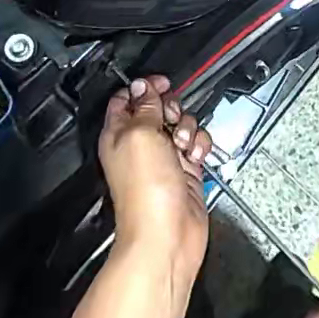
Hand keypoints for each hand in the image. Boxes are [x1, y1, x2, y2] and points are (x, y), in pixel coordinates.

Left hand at [97, 75, 212, 279]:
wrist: (167, 233)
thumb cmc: (145, 191)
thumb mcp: (141, 134)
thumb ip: (144, 107)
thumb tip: (143, 86)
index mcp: (118, 132)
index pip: (129, 97)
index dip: (145, 87)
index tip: (162, 83)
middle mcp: (139, 143)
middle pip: (159, 108)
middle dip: (171, 108)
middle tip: (170, 121)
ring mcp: (163, 157)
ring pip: (181, 124)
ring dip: (187, 129)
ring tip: (182, 146)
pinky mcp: (185, 170)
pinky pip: (196, 145)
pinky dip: (200, 146)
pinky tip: (195, 157)